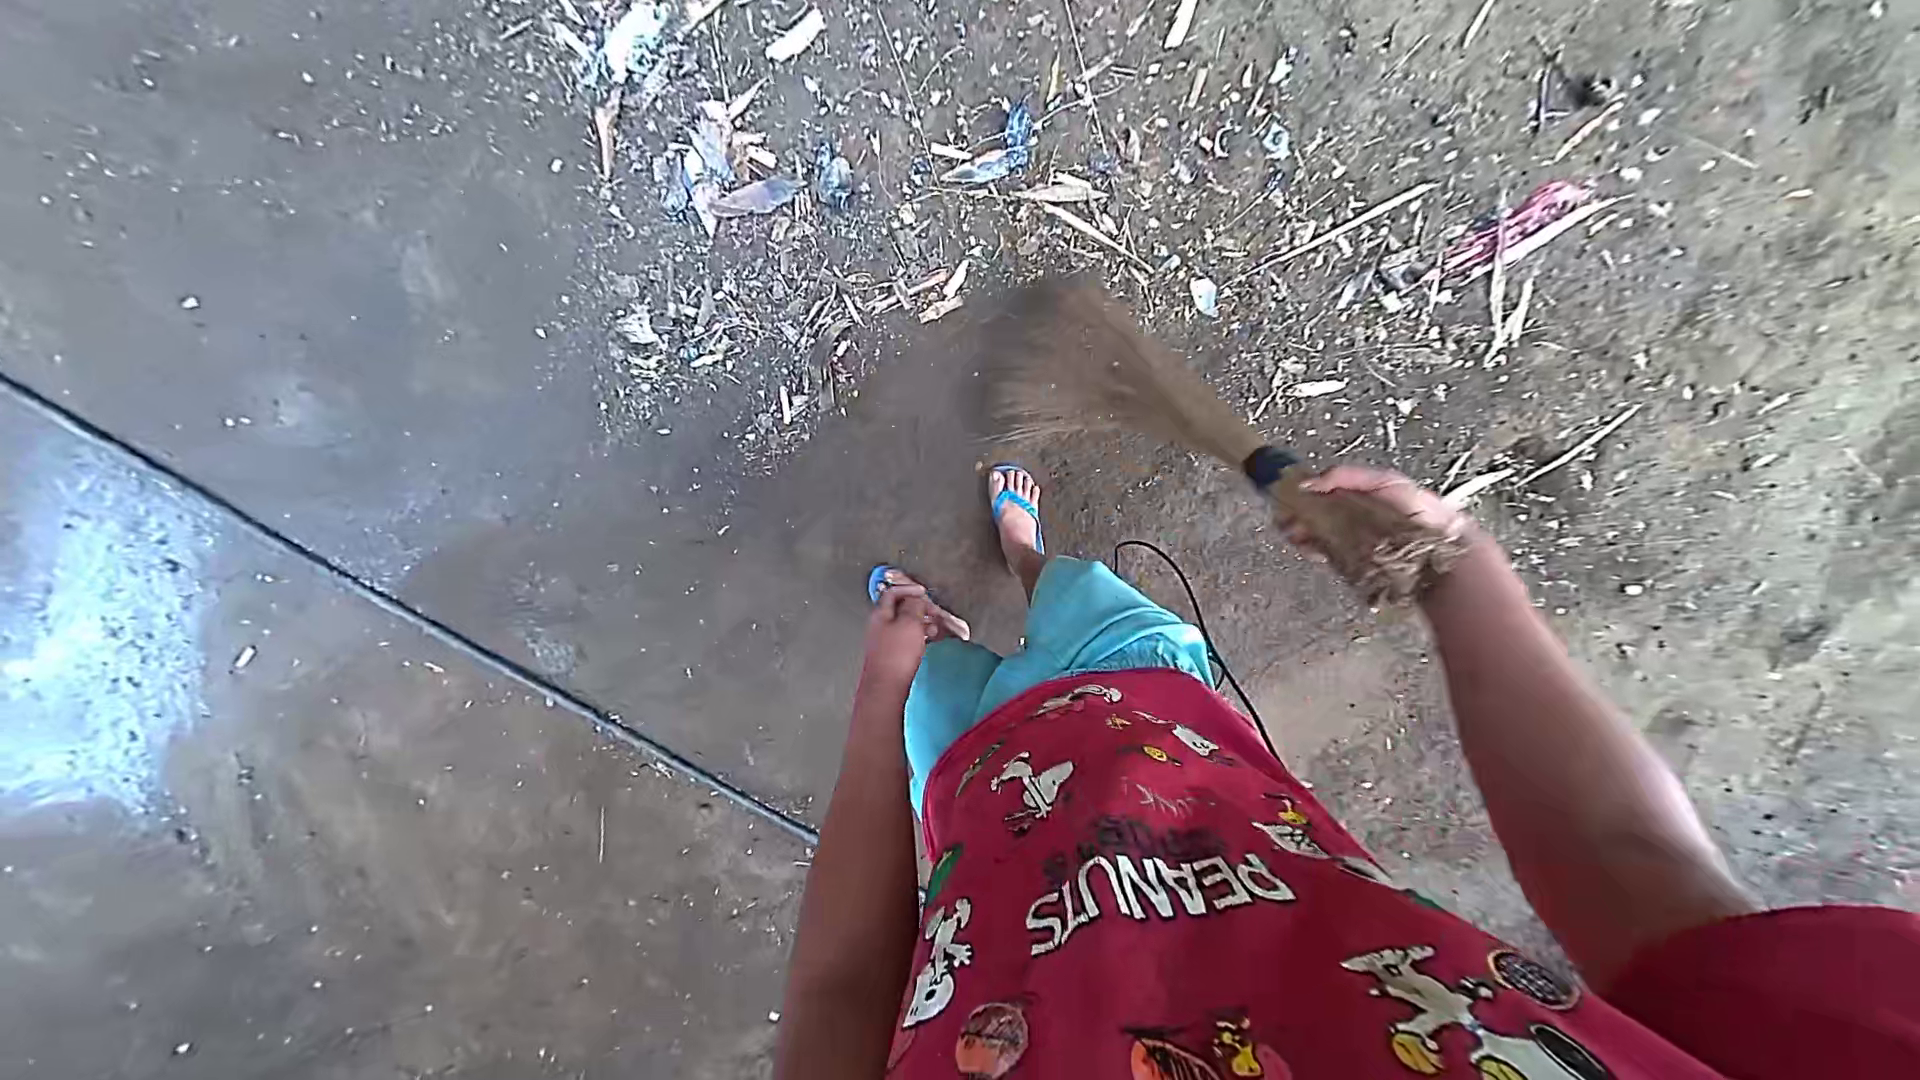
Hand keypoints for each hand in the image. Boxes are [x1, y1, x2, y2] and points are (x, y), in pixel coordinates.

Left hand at [860, 583, 961, 687]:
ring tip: (933, 627)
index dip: (908, 588)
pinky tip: (926, 640)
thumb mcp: (910, 623)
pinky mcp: (891, 654)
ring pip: (905, 624)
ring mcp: (885, 640)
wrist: (887, 687)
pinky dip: (918, 634)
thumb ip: (914, 606)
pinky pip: (906, 637)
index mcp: (881, 614)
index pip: (893, 592)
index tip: (923, 592)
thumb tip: (916, 599)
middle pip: (900, 608)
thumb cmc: (897, 654)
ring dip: (921, 622)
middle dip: (919, 607)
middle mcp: (880, 625)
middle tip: (933, 611)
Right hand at [1280, 465, 1471, 558]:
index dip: (1299, 492)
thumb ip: (1346, 476)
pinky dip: (1309, 549)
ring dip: (1296, 532)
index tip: (1285, 494)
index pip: (1317, 492)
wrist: (1439, 549)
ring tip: (1294, 532)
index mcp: (1355, 496)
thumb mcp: (1385, 481)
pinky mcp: (1344, 560)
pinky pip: (1318, 552)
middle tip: (1285, 517)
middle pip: (1307, 514)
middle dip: (1292, 514)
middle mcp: (1347, 517)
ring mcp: (1344, 539)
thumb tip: (1307, 482)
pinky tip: (1310, 546)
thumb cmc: (1419, 512)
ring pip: (1309, 533)